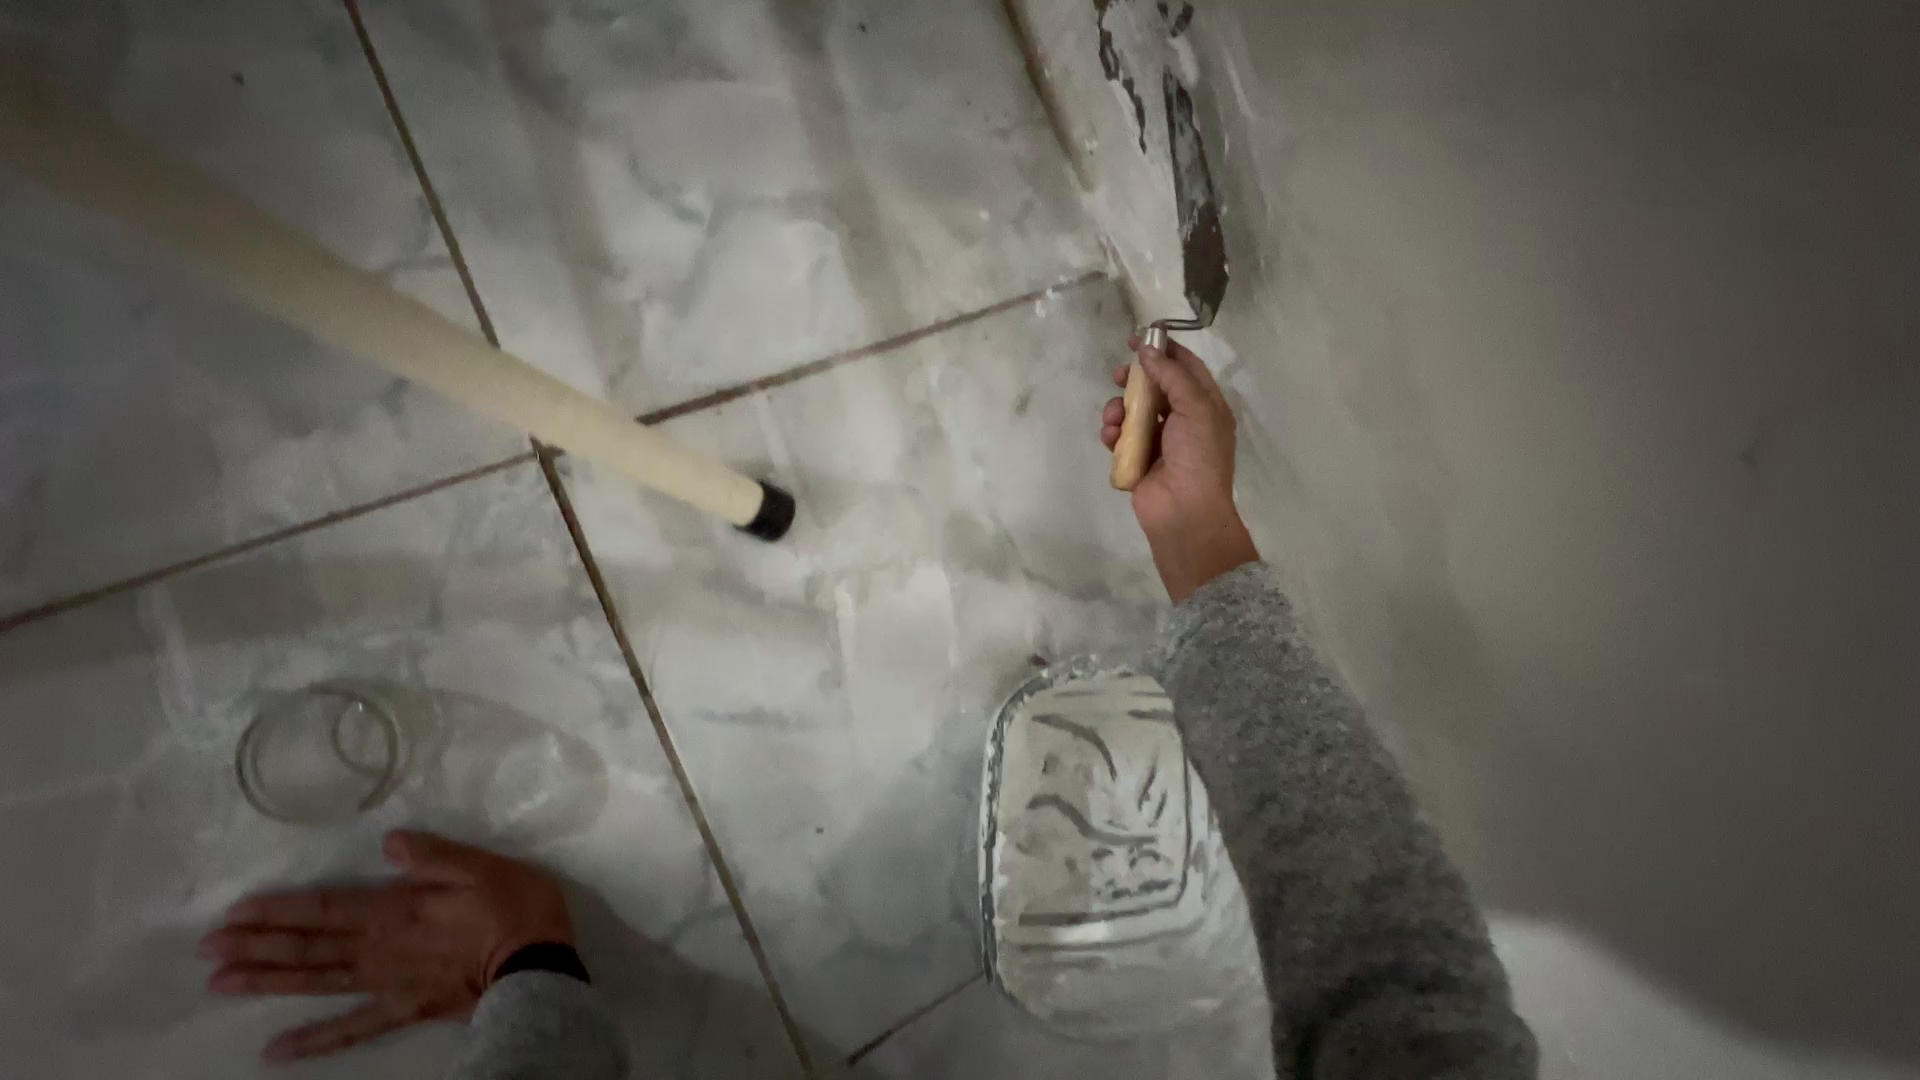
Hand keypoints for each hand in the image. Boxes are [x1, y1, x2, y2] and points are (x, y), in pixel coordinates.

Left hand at [198, 830, 573, 1062]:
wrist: (534, 964)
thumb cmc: (513, 906)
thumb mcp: (483, 867)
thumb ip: (434, 856)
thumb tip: (388, 842)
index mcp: (398, 908)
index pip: (328, 908)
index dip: (281, 909)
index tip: (235, 912)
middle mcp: (380, 947)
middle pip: (312, 946)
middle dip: (259, 944)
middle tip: (207, 948)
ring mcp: (386, 983)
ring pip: (318, 982)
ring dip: (270, 981)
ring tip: (222, 983)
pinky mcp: (403, 1009)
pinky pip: (352, 1029)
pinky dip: (314, 1041)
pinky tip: (276, 1052)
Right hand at [1101, 338, 1257, 601]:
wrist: (1184, 511)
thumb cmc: (1197, 456)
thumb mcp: (1195, 408)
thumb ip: (1172, 376)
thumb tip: (1148, 350)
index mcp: (1205, 406)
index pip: (1185, 368)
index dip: (1163, 350)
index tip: (1137, 338)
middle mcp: (1183, 420)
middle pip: (1154, 387)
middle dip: (1134, 379)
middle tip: (1117, 374)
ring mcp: (1159, 441)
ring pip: (1133, 411)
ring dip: (1119, 409)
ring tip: (1114, 418)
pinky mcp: (1137, 459)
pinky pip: (1120, 437)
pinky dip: (1112, 433)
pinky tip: (1110, 437)